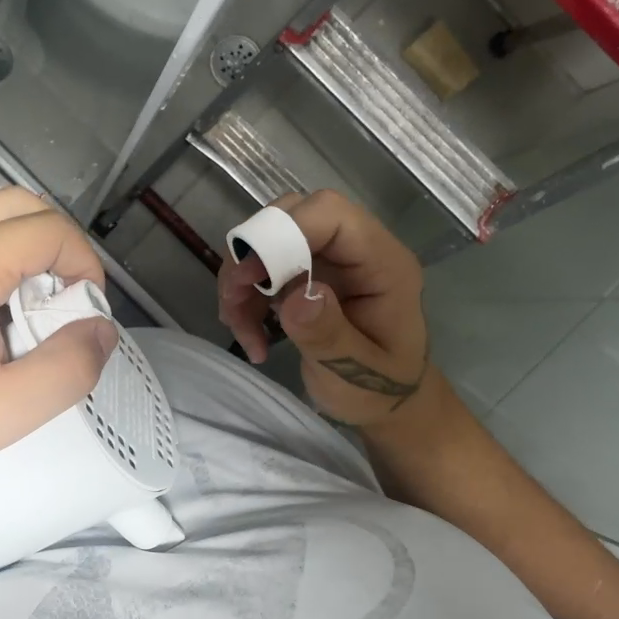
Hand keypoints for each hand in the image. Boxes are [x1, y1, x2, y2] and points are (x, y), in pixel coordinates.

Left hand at [0, 188, 119, 519]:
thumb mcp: (12, 410)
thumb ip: (73, 365)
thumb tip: (100, 330)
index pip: (48, 230)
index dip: (84, 265)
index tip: (86, 311)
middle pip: (16, 205)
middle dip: (56, 247)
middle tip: (63, 303)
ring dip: (21, 255)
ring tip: (25, 319)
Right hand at [217, 190, 428, 428]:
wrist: (384, 403)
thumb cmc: (379, 390)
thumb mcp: (357, 373)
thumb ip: (328, 335)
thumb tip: (297, 295)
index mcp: (382, 264)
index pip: (331, 215)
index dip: (284, 231)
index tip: (251, 275)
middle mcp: (354, 252)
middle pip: (293, 216)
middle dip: (253, 255)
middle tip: (234, 300)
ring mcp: (328, 262)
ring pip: (269, 242)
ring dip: (242, 283)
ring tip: (240, 328)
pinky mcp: (305, 277)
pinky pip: (263, 270)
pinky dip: (245, 300)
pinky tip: (252, 338)